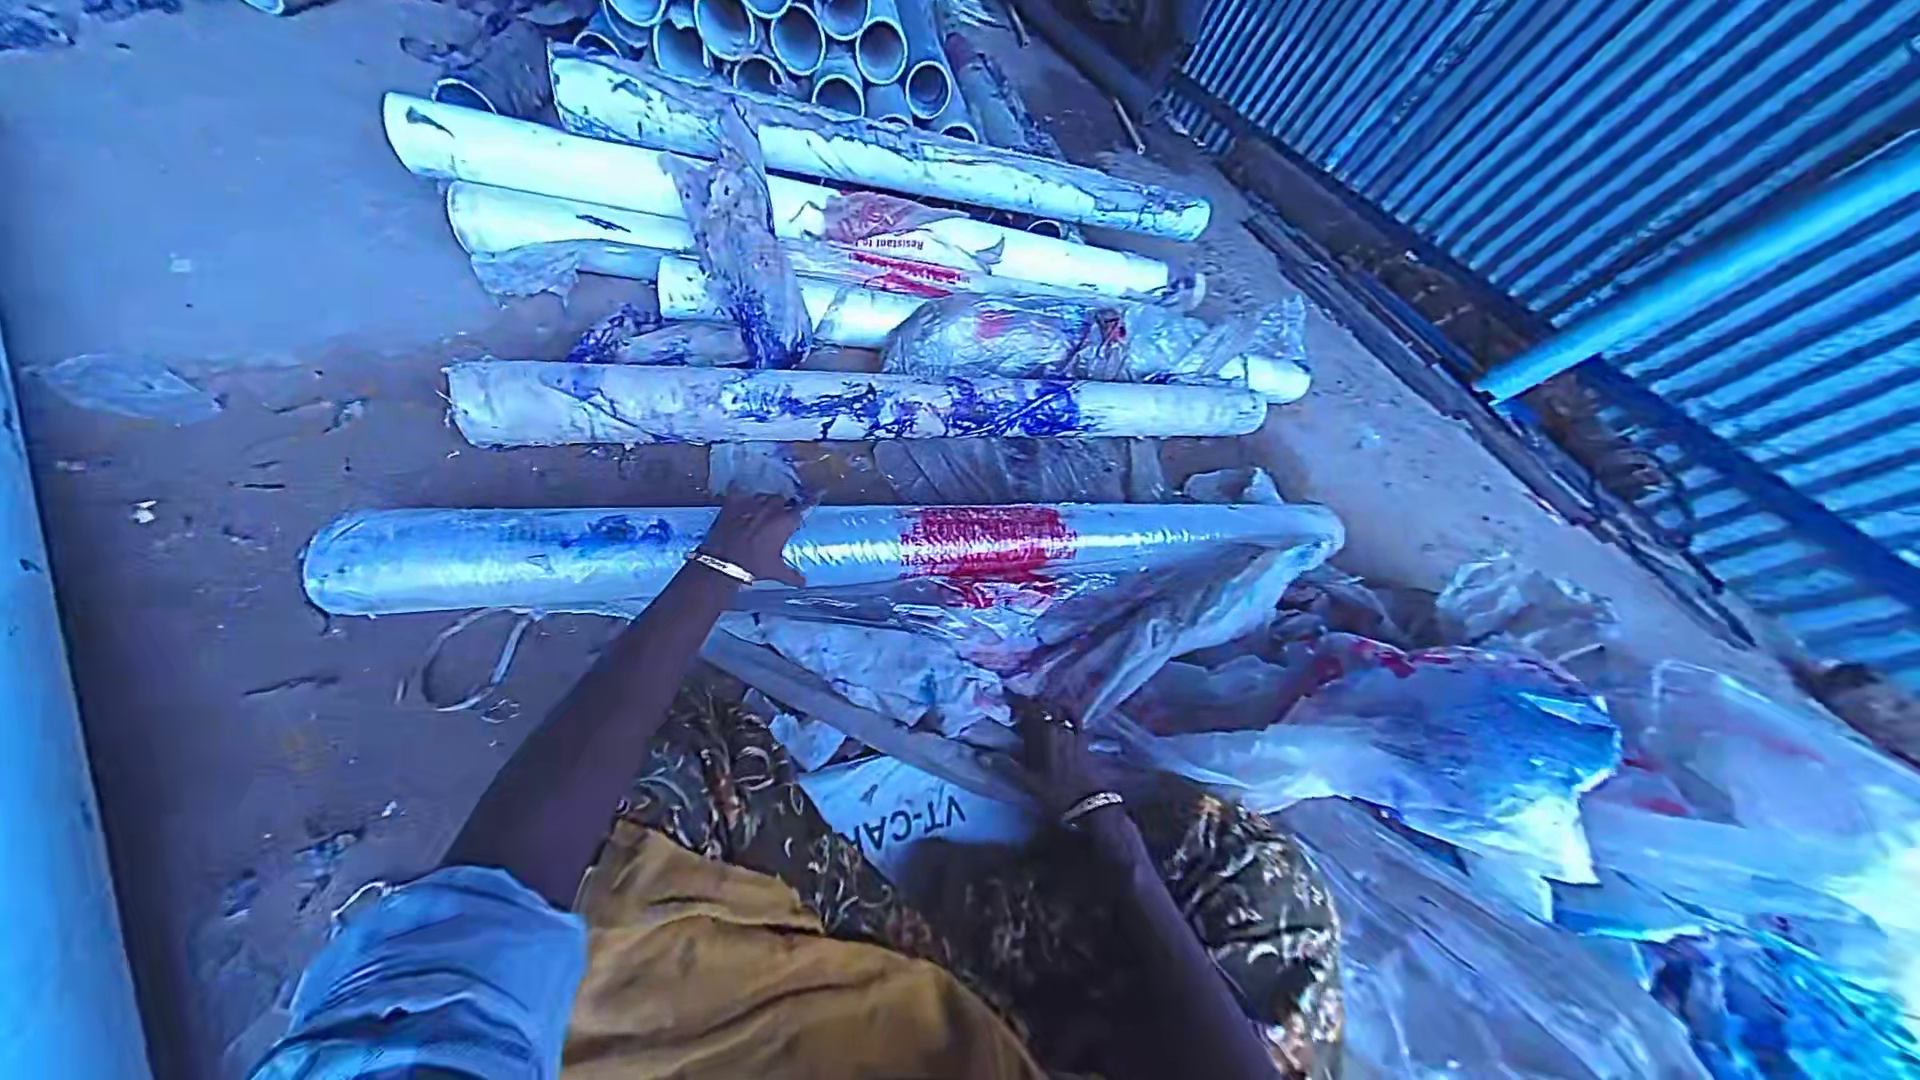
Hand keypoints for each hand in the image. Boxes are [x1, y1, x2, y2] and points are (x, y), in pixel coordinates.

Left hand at [698, 495, 806, 586]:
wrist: (723, 562)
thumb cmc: (753, 565)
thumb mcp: (776, 571)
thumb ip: (792, 575)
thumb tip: (803, 582)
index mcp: (784, 522)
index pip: (801, 510)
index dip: (799, 514)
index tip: (796, 520)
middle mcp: (770, 509)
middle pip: (782, 500)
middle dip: (782, 506)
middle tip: (779, 517)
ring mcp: (751, 503)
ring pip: (763, 496)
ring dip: (765, 502)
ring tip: (761, 511)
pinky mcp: (733, 502)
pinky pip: (743, 494)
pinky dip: (744, 498)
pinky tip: (743, 506)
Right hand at [1017, 697, 1111, 818]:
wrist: (1083, 801)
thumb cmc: (1053, 791)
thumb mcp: (1027, 780)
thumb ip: (1006, 764)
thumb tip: (982, 757)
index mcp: (1041, 734)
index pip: (1028, 708)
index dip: (1018, 702)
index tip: (1010, 702)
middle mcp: (1056, 726)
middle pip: (1044, 705)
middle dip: (1032, 704)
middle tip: (1023, 708)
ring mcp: (1072, 730)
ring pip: (1059, 708)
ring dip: (1048, 705)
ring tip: (1041, 709)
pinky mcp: (1083, 736)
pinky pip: (1076, 716)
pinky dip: (1069, 709)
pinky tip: (1063, 711)